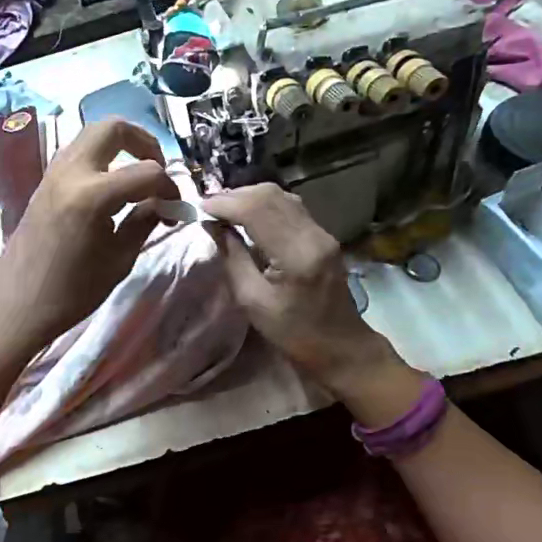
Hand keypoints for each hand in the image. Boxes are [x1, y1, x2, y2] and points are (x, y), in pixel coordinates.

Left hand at [0, 118, 178, 360]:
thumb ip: (144, 222)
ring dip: (120, 146)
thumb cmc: (72, 292)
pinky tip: (112, 186)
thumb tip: (163, 203)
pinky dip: (101, 157)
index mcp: (92, 196)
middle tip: (158, 170)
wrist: (17, 304)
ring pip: (92, 134)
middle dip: (144, 142)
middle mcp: (71, 172)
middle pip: (113, 128)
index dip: (169, 186)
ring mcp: (53, 173)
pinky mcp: (45, 181)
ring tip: (137, 177)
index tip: (175, 207)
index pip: (147, 172)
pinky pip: (78, 152)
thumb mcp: (119, 260)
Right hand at [202, 184, 403, 396]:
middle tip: (208, 207)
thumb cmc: (294, 333)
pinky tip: (247, 215)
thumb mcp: (252, 301)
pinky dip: (264, 204)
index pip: (256, 210)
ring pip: (281, 196)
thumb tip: (214, 227)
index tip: (199, 208)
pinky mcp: (323, 234)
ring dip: (249, 197)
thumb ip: (232, 259)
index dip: (225, 204)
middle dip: (234, 196)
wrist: (341, 346)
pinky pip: (290, 206)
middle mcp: (313, 234)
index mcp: (297, 254)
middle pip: (270, 195)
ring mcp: (322, 231)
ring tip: (223, 209)